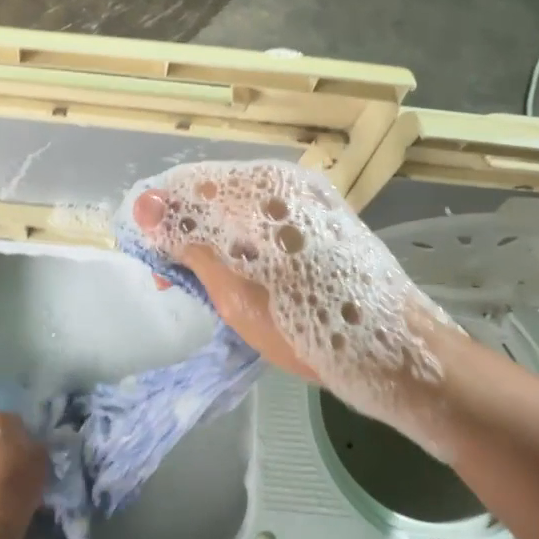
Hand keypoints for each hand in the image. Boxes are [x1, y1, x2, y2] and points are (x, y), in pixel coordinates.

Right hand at [129, 162, 456, 418]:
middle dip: (187, 236)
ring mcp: (311, 207)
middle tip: (173, 283)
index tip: (149, 261)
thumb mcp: (233, 286)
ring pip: (242, 218)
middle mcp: (289, 185)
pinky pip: (268, 232)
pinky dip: (246, 254)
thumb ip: (187, 241)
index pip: (189, 184)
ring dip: (215, 248)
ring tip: (206, 291)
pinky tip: (244, 287)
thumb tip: (143, 204)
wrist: (395, 354)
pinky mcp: (325, 232)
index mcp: (265, 186)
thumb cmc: (307, 320)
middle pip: (216, 198)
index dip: (160, 220)